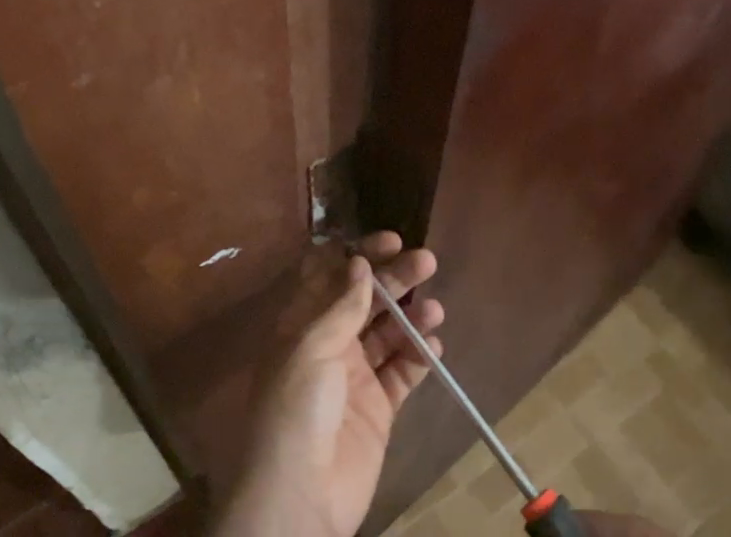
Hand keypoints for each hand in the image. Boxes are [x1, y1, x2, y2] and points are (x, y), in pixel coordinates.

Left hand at [213, 232, 442, 536]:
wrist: (301, 491)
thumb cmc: (295, 408)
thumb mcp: (310, 348)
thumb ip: (339, 307)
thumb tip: (359, 262)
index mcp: (300, 323)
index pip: (329, 275)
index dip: (357, 254)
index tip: (389, 239)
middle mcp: (327, 343)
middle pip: (365, 300)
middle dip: (394, 279)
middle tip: (427, 260)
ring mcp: (354, 375)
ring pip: (388, 334)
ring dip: (411, 316)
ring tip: (435, 306)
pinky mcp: (379, 407)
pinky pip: (403, 372)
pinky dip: (419, 356)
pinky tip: (435, 343)